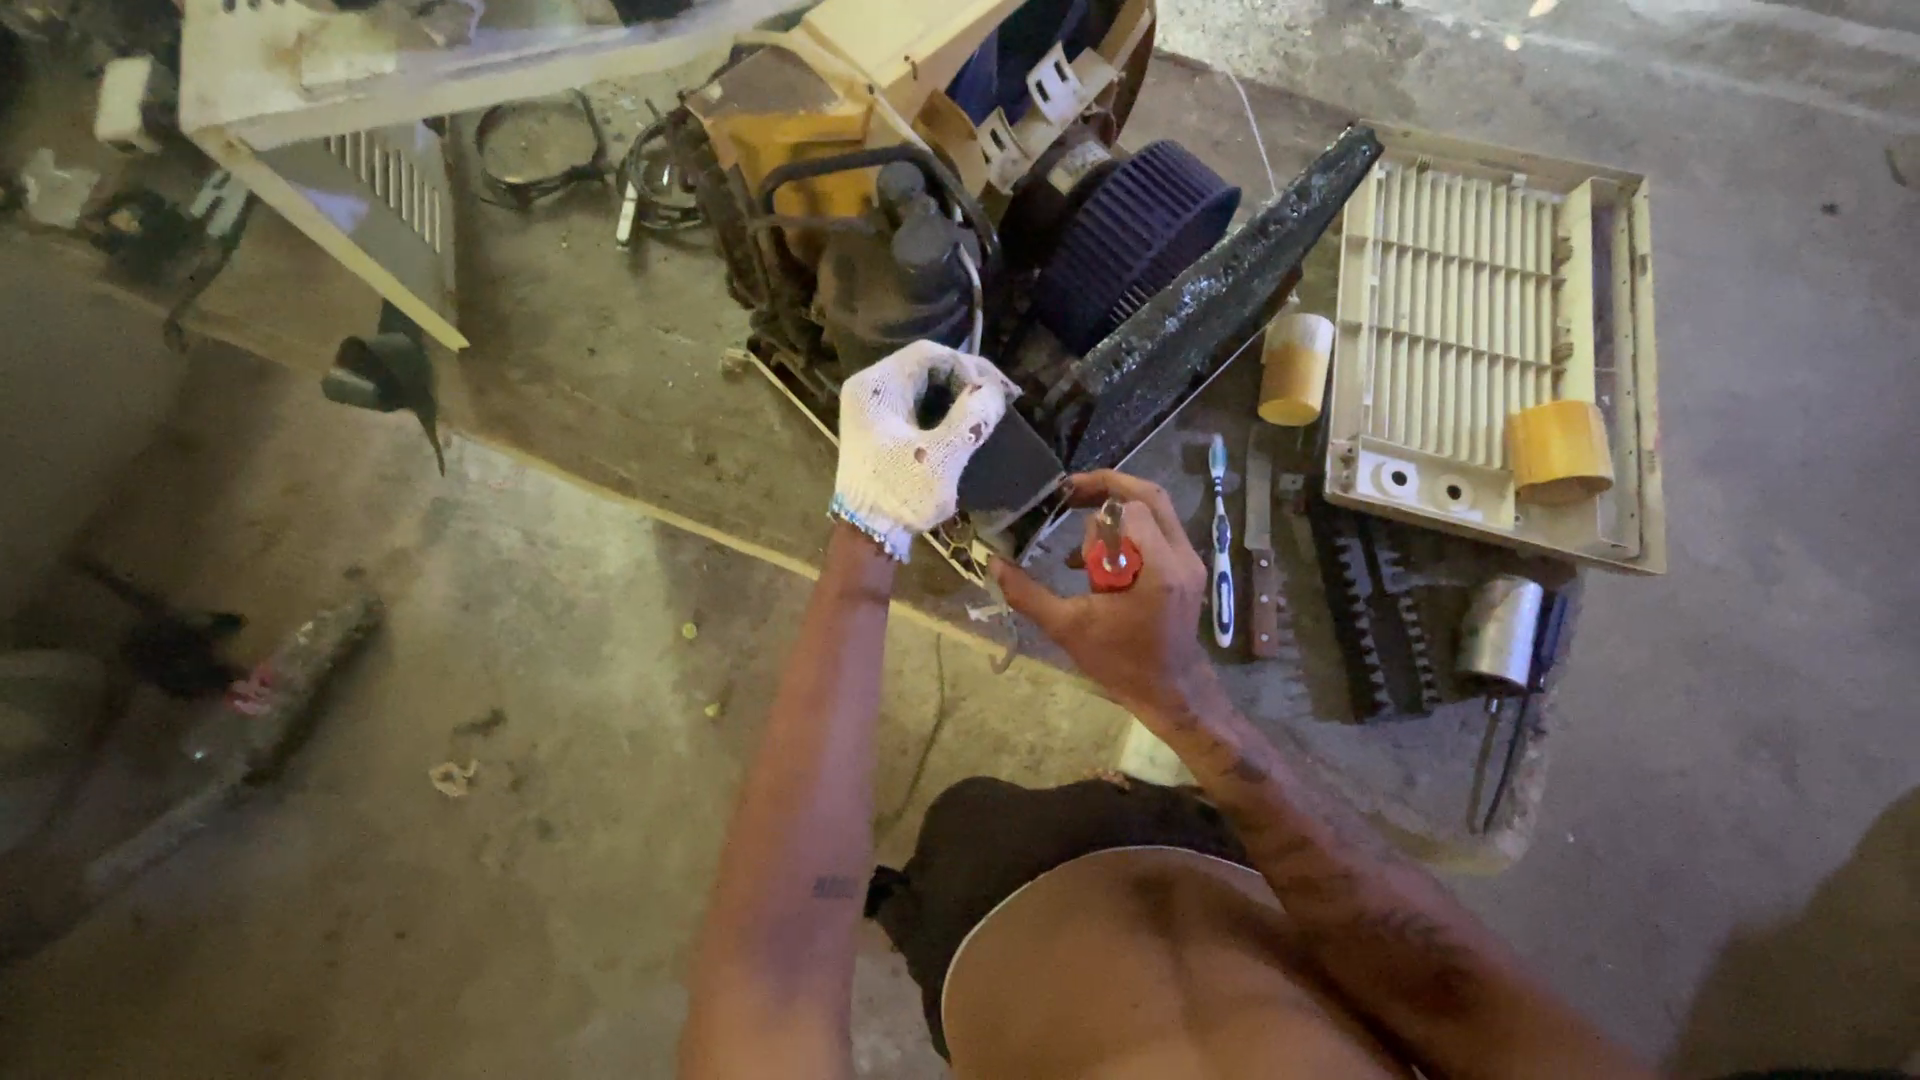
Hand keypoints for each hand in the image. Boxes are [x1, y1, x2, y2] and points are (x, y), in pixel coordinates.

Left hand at [832, 342, 1017, 560]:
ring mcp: (872, 410)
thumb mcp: (943, 457)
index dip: (970, 366)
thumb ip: (972, 418)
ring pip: (923, 386)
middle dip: (966, 379)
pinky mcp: (879, 429)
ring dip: (957, 395)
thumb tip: (995, 392)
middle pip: (926, 366)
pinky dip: (943, 410)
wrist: (867, 537)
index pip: (930, 354)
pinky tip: (966, 423)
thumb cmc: (901, 494)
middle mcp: (869, 389)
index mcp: (876, 386)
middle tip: (1000, 397)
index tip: (998, 391)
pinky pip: (916, 405)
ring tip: (989, 409)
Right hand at [992, 470, 1223, 722]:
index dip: (1095, 513)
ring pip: (1157, 510)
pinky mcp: (1188, 568)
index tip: (1066, 521)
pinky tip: (1096, 559)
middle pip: (1149, 496)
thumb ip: (1029, 594)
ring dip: (1117, 511)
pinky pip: (1159, 530)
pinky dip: (1129, 530)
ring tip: (1079, 527)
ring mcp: (1190, 560)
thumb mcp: (1068, 629)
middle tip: (1069, 494)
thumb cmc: (1120, 663)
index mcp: (1157, 569)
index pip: (1128, 511)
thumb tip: (994, 564)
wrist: (1170, 692)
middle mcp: (1181, 556)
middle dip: (1107, 490)